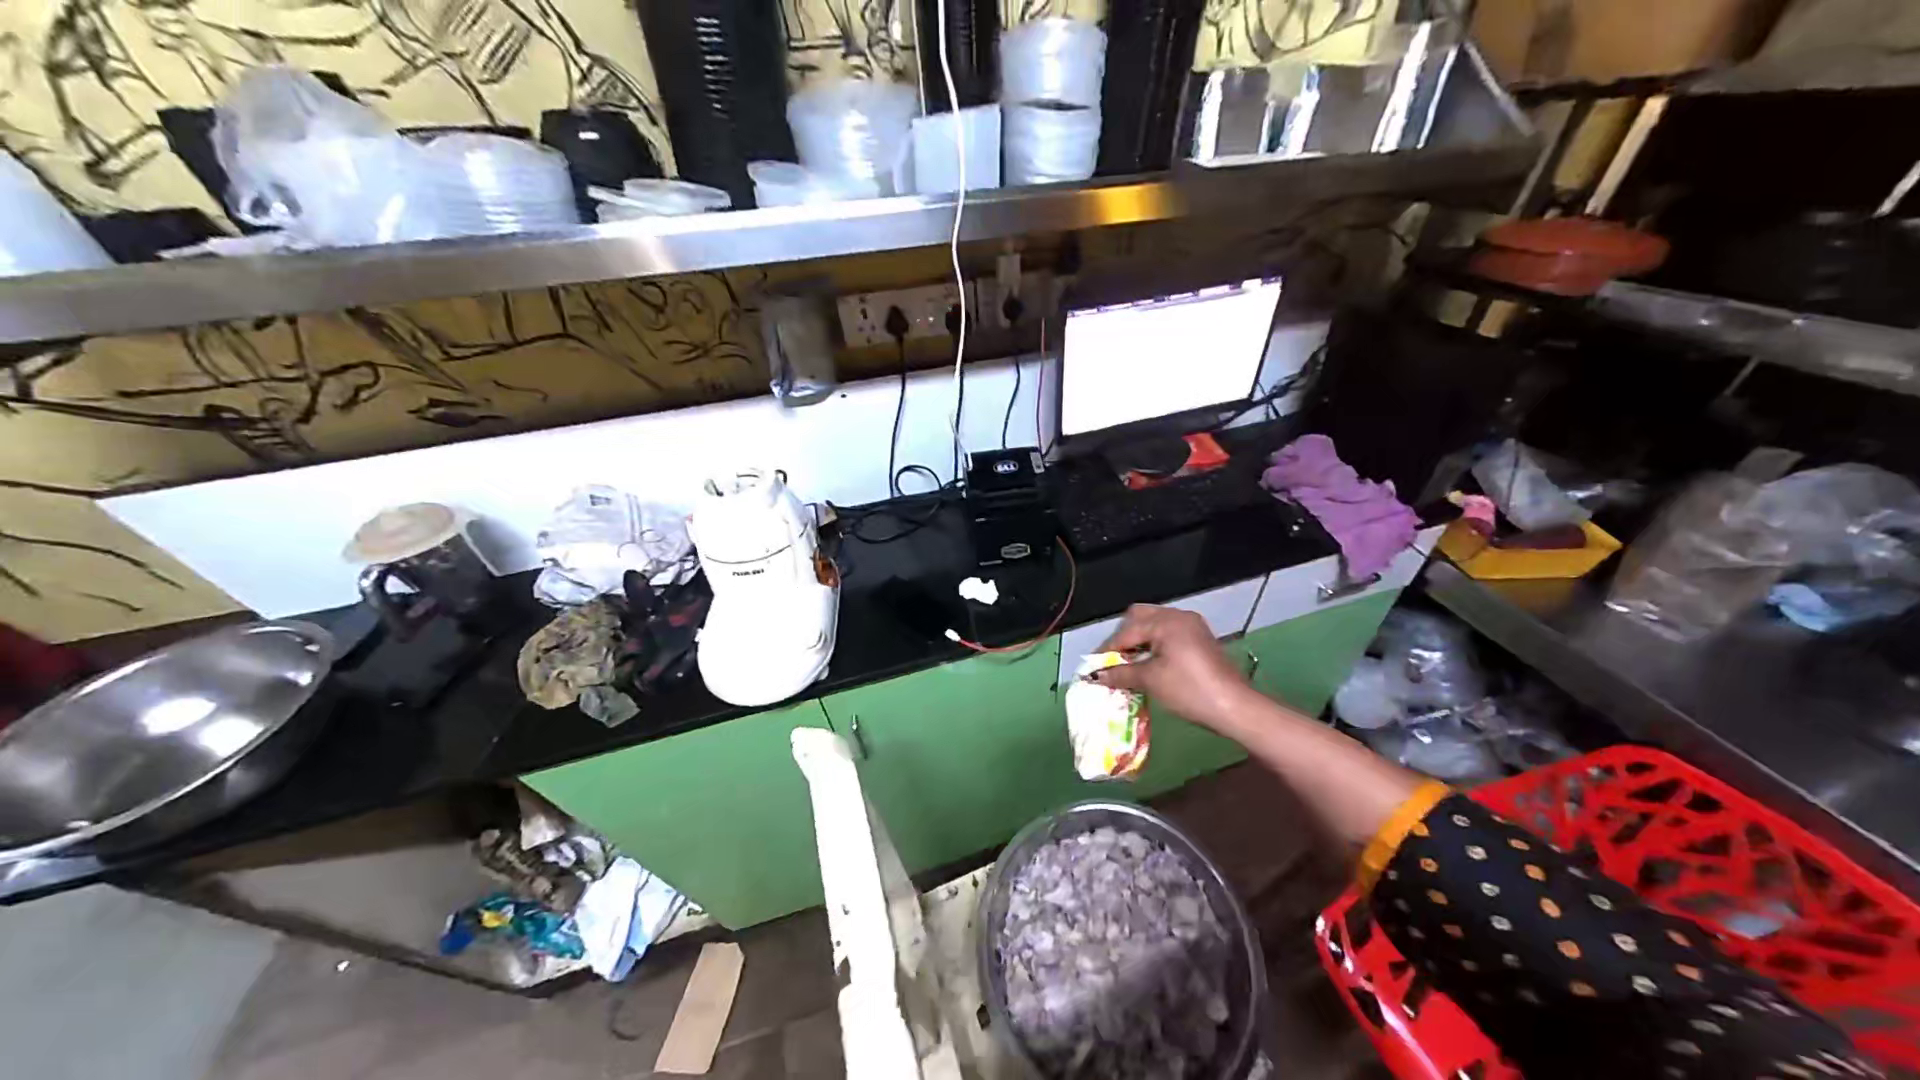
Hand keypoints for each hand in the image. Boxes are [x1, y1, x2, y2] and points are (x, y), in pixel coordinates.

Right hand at [1091, 605, 1259, 734]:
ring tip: (1129, 664)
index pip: (1126, 631)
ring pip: (1156, 625)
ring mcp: (1193, 627)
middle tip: (1114, 660)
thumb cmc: (1189, 690)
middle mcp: (1179, 617)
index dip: (1107, 650)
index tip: (1093, 666)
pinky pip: (1169, 634)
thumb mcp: (1150, 681)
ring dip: (1139, 641)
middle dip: (1124, 637)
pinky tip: (1150, 664)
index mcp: (1166, 621)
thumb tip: (1097, 675)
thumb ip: (1121, 673)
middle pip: (1141, 617)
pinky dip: (1155, 645)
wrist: (1235, 707)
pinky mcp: (1201, 640)